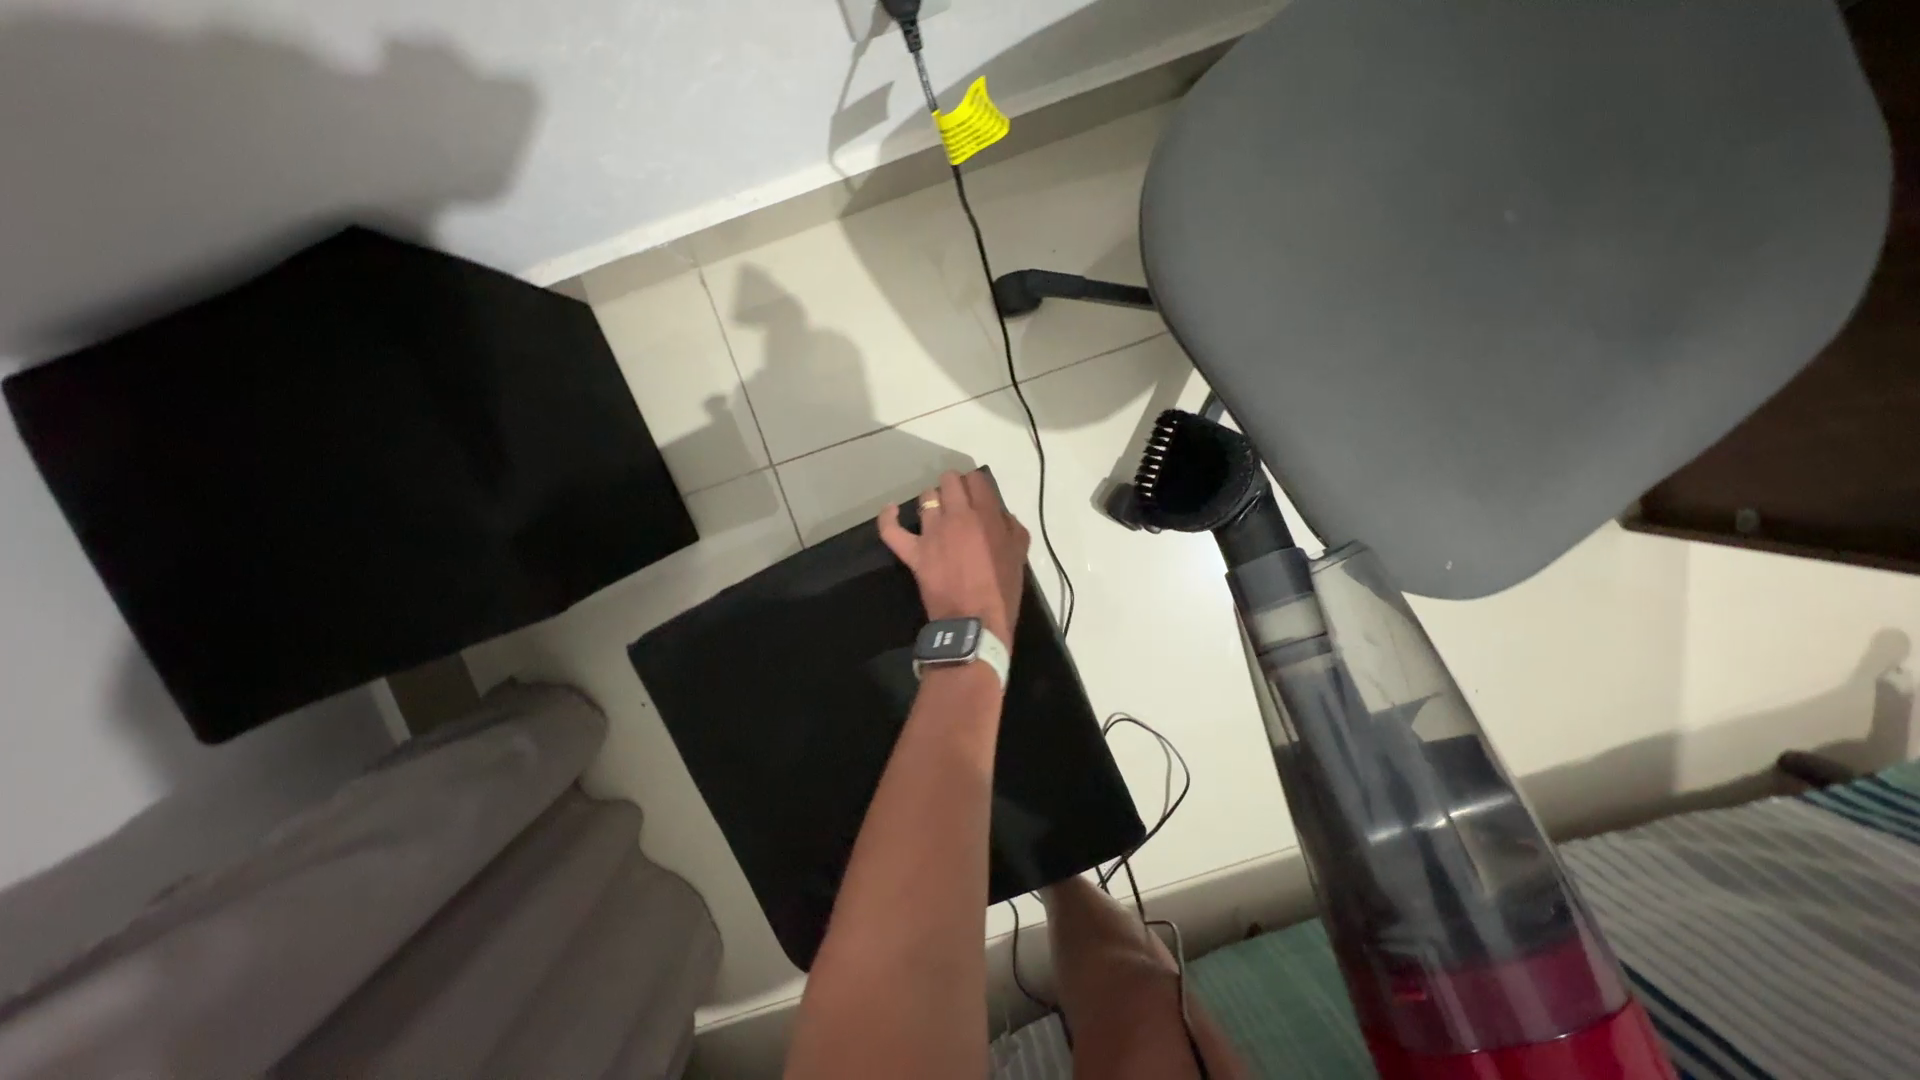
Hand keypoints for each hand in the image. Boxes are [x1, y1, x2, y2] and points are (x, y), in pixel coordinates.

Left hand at [878, 470, 1030, 645]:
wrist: (975, 622)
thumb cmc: (1002, 591)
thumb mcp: (1019, 555)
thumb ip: (1011, 528)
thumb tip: (999, 514)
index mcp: (987, 515)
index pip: (977, 480)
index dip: (976, 484)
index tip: (978, 495)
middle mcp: (958, 516)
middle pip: (949, 481)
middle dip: (954, 486)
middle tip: (958, 500)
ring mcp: (932, 533)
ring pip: (926, 498)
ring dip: (932, 500)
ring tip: (937, 512)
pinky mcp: (914, 552)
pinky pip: (892, 529)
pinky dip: (888, 517)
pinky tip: (891, 510)